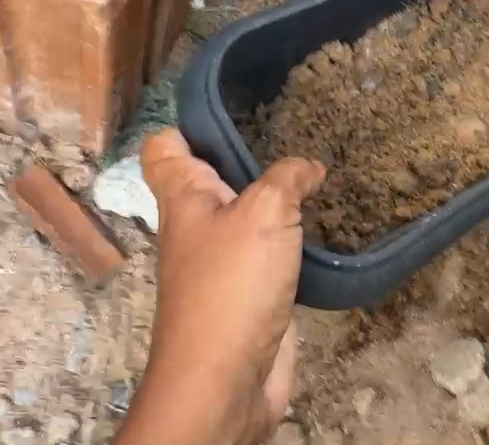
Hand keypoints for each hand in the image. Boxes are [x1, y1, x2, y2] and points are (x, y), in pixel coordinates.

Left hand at [115, 130, 325, 444]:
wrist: (225, 384)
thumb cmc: (232, 285)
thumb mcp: (266, 211)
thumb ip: (289, 177)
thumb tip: (309, 167)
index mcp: (184, 197)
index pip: (165, 147)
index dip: (188, 123)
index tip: (233, 103)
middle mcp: (197, 224)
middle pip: (212, 175)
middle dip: (248, 151)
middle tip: (294, 125)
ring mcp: (222, 260)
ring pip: (246, 212)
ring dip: (276, 195)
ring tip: (315, 169)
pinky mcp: (250, 291)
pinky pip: (270, 250)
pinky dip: (292, 236)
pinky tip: (323, 222)